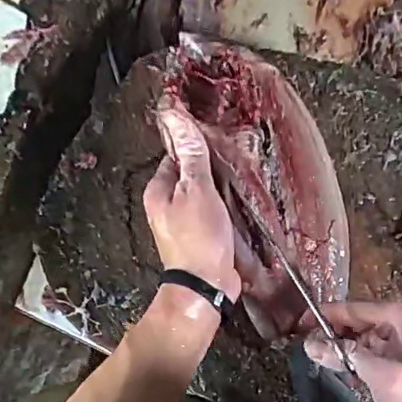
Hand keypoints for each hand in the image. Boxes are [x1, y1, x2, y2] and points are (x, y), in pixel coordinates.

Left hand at [144, 104, 242, 301]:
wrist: (207, 287)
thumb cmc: (199, 239)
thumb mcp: (197, 190)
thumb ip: (191, 155)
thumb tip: (174, 115)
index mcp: (158, 191)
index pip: (175, 156)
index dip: (196, 147)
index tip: (219, 144)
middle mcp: (167, 207)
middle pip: (191, 178)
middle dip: (212, 171)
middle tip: (236, 164)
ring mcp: (184, 226)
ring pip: (205, 199)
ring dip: (222, 193)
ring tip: (243, 184)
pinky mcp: (202, 241)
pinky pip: (214, 218)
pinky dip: (226, 212)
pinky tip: (242, 209)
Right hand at [307, 301, 401, 401]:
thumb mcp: (378, 373)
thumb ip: (344, 355)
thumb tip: (311, 344)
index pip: (356, 309)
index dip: (327, 315)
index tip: (302, 322)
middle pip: (356, 321)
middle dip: (332, 333)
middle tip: (307, 344)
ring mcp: (399, 338)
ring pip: (359, 336)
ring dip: (341, 348)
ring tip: (321, 358)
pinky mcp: (395, 356)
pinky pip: (366, 350)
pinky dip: (352, 359)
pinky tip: (342, 370)